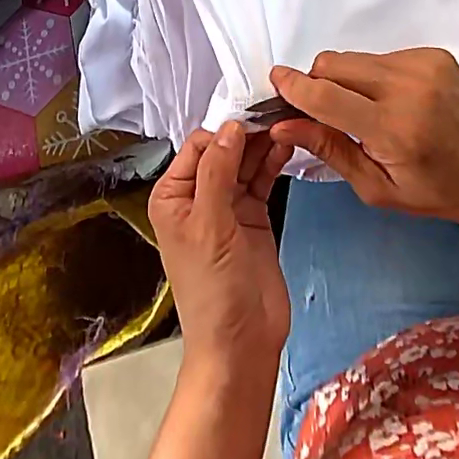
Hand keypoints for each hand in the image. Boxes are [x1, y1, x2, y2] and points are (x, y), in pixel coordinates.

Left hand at [147, 121, 292, 366]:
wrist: (241, 343)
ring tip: (284, 126)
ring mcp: (225, 205)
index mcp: (172, 194)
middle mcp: (196, 195)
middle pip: (221, 151)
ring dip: (260, 146)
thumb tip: (229, 129)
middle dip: (244, 135)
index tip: (251, 115)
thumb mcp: (209, 225)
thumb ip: (217, 173)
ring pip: (242, 163)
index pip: (196, 147)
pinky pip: (259, 181)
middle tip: (274, 115)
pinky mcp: (251, 217)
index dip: (222, 131)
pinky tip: (285, 148)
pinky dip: (271, 165)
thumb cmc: (213, 289)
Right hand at [268, 48, 458, 234]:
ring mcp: (425, 67)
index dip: (294, 87)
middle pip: (332, 65)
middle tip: (327, 111)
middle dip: (318, 83)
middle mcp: (410, 89)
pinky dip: (372, 75)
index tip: (276, 82)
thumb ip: (326, 149)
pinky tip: (391, 98)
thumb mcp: (374, 187)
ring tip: (365, 108)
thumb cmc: (433, 191)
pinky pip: (377, 55)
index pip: (326, 97)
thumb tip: (280, 126)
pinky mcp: (434, 55)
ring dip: (345, 79)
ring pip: (352, 57)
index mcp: (394, 130)